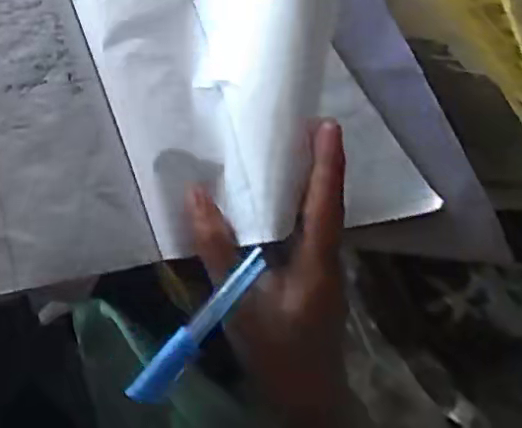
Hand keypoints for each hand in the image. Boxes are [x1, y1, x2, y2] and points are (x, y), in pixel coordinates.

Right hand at [188, 119, 347, 427]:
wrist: (307, 401)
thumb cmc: (277, 352)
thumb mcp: (241, 303)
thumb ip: (219, 250)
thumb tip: (195, 192)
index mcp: (318, 264)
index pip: (324, 205)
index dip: (326, 165)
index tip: (325, 126)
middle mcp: (325, 260)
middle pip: (326, 202)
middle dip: (320, 161)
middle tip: (307, 121)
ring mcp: (318, 269)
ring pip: (316, 213)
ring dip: (308, 178)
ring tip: (291, 144)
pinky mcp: (305, 275)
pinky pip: (301, 226)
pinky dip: (293, 199)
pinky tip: (272, 192)